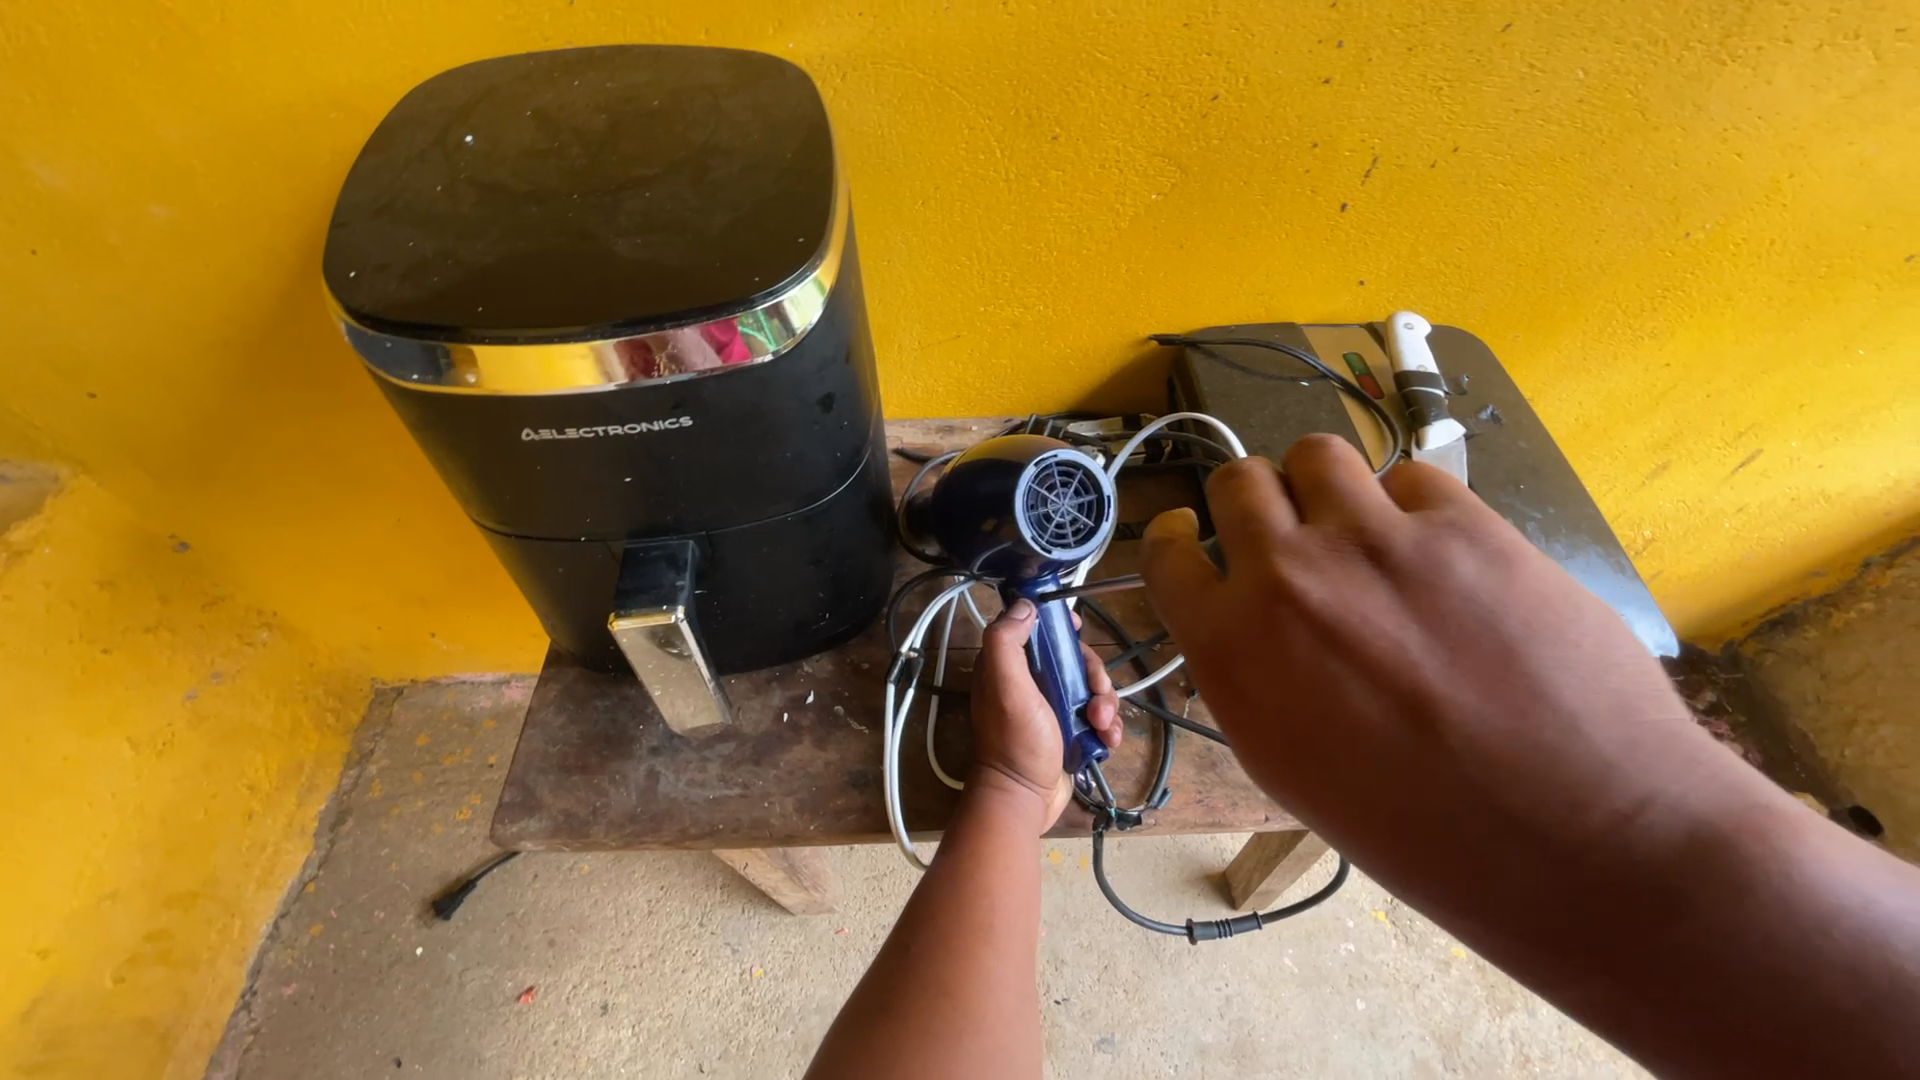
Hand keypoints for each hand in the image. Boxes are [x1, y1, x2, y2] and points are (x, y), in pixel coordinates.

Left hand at [969, 599, 1121, 830]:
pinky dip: (1109, 725)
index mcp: (1010, 666)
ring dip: (1106, 703)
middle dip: (1094, 675)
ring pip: (1093, 688)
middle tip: (1095, 697)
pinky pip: (1100, 716)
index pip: (1037, 630)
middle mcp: (1031, 683)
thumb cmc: (1013, 740)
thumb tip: (1025, 605)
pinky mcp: (1072, 731)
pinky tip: (1107, 739)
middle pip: (1075, 659)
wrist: (1024, 797)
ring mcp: (1053, 708)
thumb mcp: (1005, 685)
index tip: (1077, 628)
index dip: (1059, 625)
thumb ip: (1007, 641)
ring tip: (1100, 725)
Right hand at [1139, 435, 1749, 916]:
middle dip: (1252, 500)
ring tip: (1357, 523)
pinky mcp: (1463, 526)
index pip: (1165, 554)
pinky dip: (1411, 506)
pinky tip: (1438, 551)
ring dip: (1321, 484)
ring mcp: (1373, 542)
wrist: (1574, 835)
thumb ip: (1242, 668)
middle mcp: (1284, 576)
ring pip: (1315, 454)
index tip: (1192, 533)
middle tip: (1285, 529)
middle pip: (1237, 481)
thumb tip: (1246, 613)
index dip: (1174, 537)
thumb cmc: (1412, 825)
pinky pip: (1411, 478)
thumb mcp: (1282, 758)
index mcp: (1229, 647)